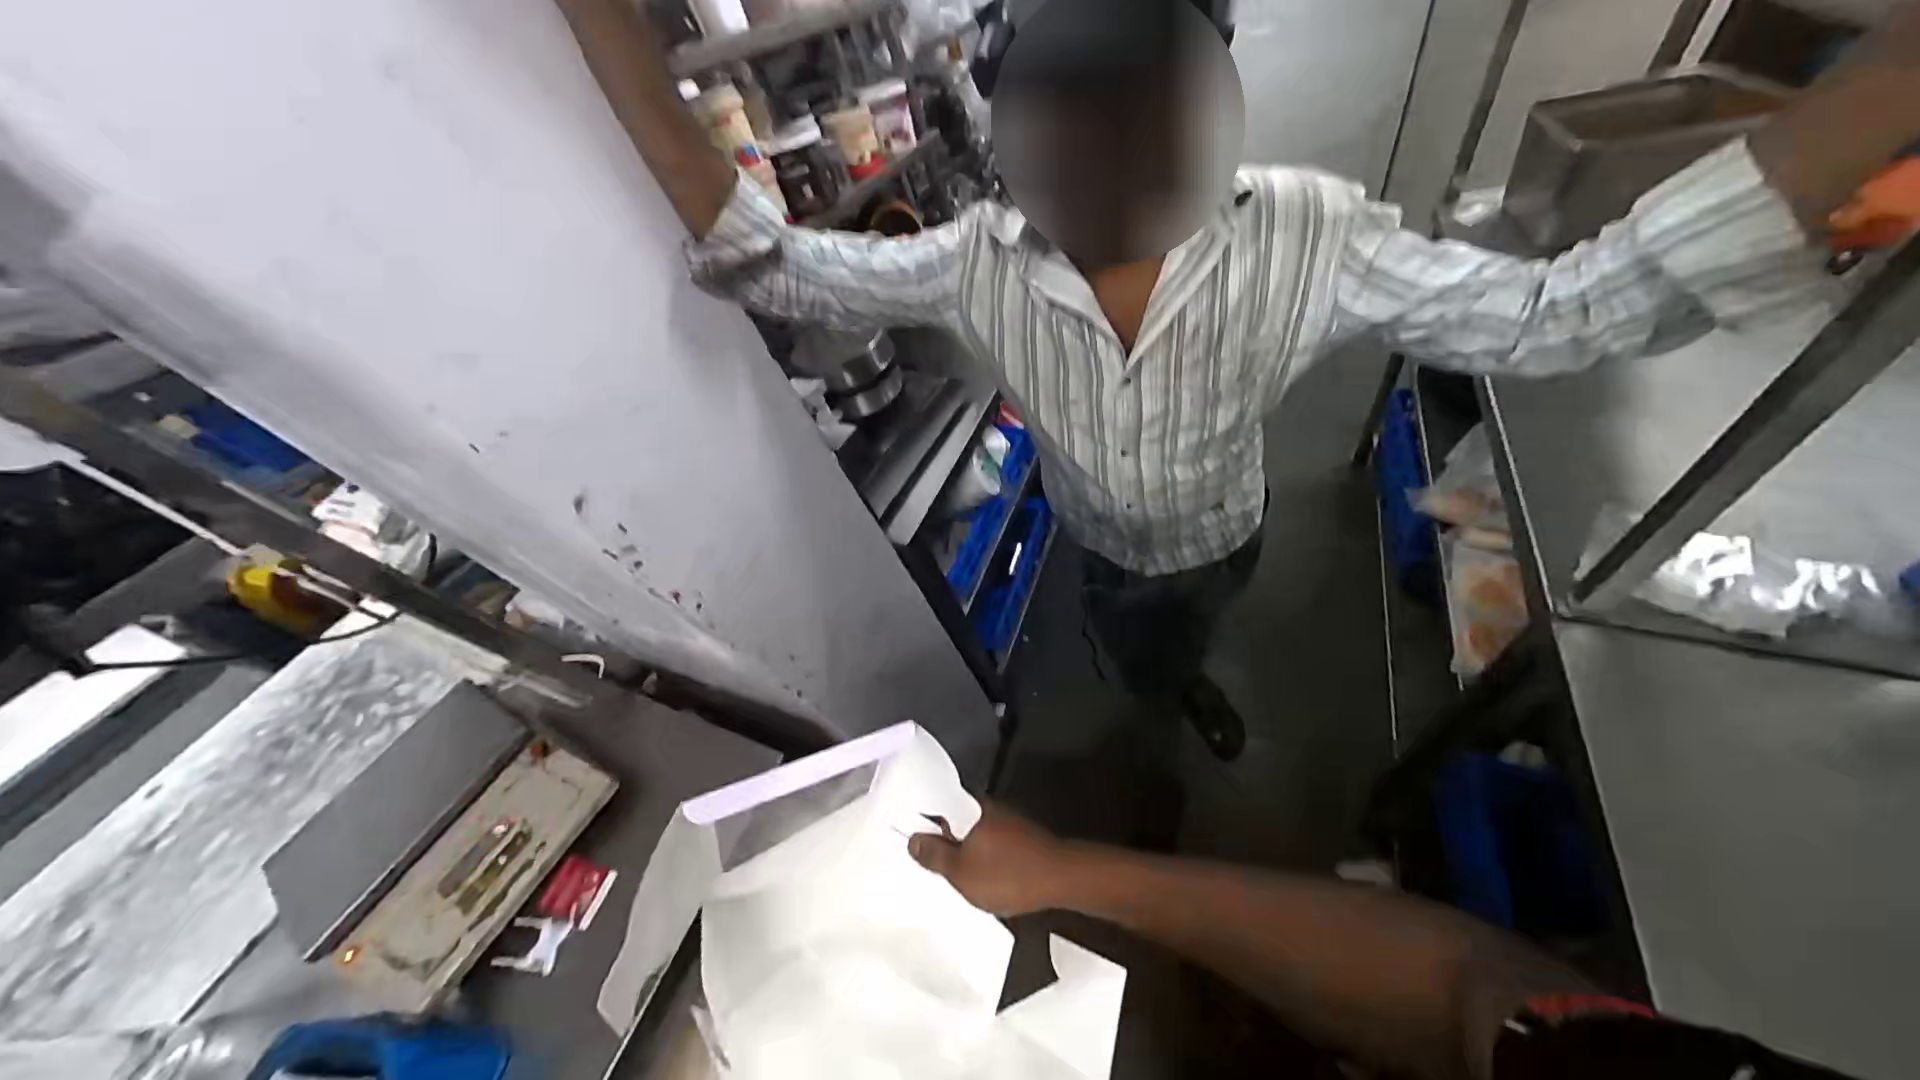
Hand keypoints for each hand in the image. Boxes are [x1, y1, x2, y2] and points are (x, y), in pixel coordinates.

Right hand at [908, 802, 1073, 916]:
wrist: (1062, 879)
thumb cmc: (1007, 875)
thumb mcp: (961, 873)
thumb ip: (934, 855)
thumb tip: (913, 840)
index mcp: (968, 808)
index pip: (933, 806)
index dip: (918, 823)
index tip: (905, 841)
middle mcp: (986, 807)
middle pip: (953, 820)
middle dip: (940, 840)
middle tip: (925, 865)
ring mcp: (1005, 821)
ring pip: (972, 834)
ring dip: (961, 852)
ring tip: (951, 877)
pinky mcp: (1019, 837)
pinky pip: (990, 844)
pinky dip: (981, 858)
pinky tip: (978, 878)